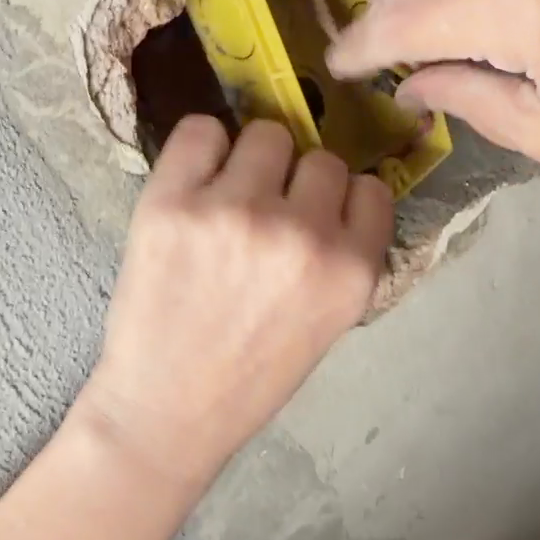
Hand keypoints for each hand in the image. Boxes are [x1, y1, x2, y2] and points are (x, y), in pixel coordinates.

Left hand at [74, 116, 393, 483]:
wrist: (170, 409)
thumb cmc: (251, 379)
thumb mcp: (328, 325)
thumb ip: (341, 259)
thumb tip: (328, 196)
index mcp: (351, 270)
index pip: (370, 189)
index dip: (342, 202)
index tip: (319, 218)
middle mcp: (302, 232)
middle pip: (321, 158)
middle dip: (299, 184)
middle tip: (267, 218)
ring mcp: (236, 211)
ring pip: (266, 135)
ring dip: (254, 162)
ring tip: (228, 203)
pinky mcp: (172, 201)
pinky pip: (202, 130)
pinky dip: (203, 148)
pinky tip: (196, 185)